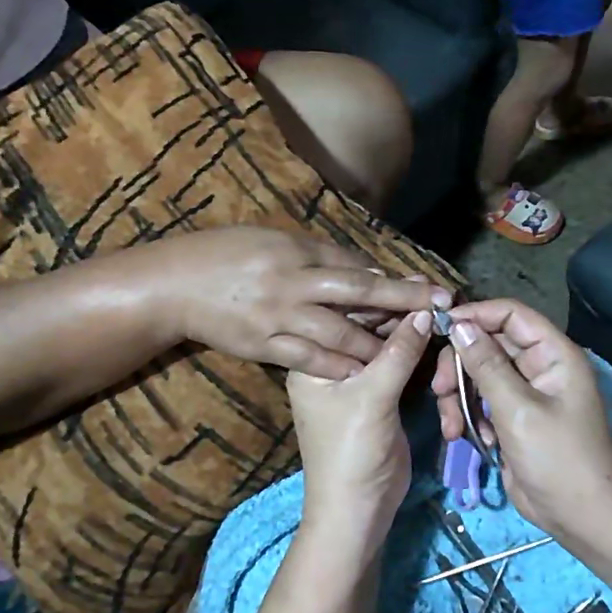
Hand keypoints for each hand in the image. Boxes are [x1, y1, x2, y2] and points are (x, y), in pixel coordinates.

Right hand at [161, 227, 450, 378]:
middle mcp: (292, 286)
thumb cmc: (223, 253)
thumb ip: (317, 255)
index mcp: (295, 255)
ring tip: (412, 347)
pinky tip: (364, 371)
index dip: (393, 281)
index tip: (427, 287)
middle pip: (357, 297)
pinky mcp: (264, 348)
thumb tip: (362, 271)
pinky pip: (308, 360)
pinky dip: (338, 366)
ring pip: (338, 334)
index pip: (355, 269)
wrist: (173, 287)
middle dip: (401, 304)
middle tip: (438, 309)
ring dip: (379, 342)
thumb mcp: (273, 240)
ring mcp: (278, 320)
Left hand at [288, 309, 434, 549]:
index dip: (381, 297)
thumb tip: (425, 310)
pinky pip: (397, 362)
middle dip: (401, 309)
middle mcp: (332, 364)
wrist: (358, 509)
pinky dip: (416, 350)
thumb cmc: (351, 452)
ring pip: (385, 342)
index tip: (418, 282)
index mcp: (313, 361)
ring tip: (442, 306)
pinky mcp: (378, 395)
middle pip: (367, 326)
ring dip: (412, 327)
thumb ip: (398, 352)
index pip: (346, 316)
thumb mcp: (372, 398)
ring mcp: (356, 379)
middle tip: (438, 291)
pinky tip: (435, 334)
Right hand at [431, 300, 611, 536]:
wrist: (577, 515)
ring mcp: (523, 393)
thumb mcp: (519, 409)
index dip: (476, 315)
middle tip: (440, 390)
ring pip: (477, 374)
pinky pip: (479, 401)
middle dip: (459, 365)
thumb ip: (487, 366)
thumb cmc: (557, 458)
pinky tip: (465, 438)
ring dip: (458, 396)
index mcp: (553, 355)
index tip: (440, 327)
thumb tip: (460, 326)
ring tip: (452, 427)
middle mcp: (538, 367)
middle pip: (488, 345)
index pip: (511, 315)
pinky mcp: (510, 416)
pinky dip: (467, 415)